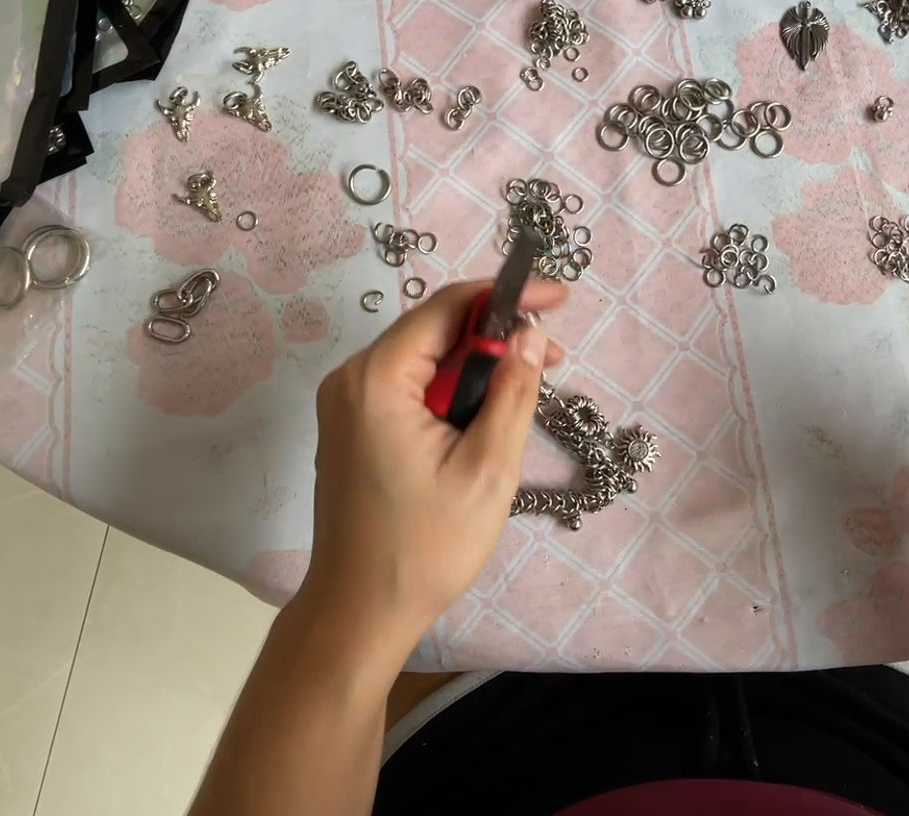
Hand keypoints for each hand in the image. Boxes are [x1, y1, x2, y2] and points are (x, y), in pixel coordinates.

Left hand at [298, 279, 568, 654]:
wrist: (359, 613)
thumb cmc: (426, 547)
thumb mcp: (488, 469)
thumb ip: (513, 392)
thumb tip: (531, 335)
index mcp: (378, 379)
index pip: (449, 307)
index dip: (508, 295)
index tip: (559, 299)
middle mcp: (353, 377)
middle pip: (436, 328)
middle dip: (498, 334)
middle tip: (555, 355)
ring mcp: (348, 401)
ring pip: (426, 357)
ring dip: (478, 363)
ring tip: (530, 384)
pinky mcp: (355, 424)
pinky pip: (411, 384)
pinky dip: (453, 387)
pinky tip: (487, 408)